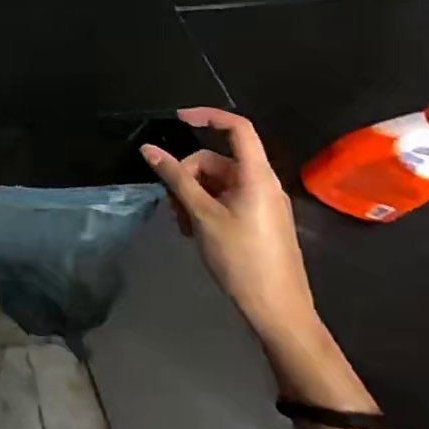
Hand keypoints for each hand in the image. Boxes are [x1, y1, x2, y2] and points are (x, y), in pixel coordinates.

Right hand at [141, 108, 316, 335]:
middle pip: (217, 160)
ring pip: (218, 182)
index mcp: (256, 175)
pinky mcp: (261, 221)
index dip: (207, 115)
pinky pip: (227, 200)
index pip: (237, 127)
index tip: (177, 119)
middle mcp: (263, 183)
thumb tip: (149, 149)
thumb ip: (176, 178)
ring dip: (194, 195)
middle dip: (188, 175)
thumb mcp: (202, 215)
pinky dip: (207, 208)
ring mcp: (263, 203)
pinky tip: (196, 232)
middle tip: (172, 204)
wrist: (279, 313)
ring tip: (184, 226)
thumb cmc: (241, 259)